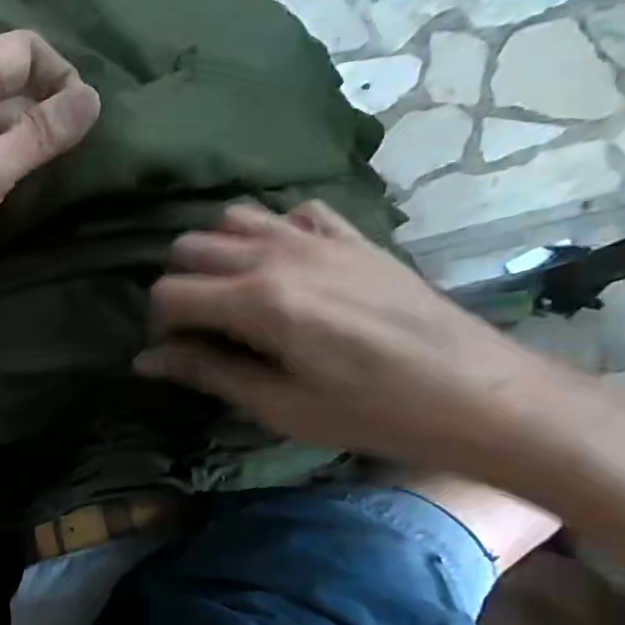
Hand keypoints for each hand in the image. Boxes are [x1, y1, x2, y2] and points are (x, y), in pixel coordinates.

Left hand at [0, 30, 101, 304]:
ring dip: (23, 141)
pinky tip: (13, 189)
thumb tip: (95, 98)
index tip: (82, 121)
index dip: (61, 76)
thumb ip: (41, 133)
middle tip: (74, 154)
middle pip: (9, 83)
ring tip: (50, 174)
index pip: (25, 49)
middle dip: (45, 111)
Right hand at [137, 202, 601, 473]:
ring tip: (233, 289)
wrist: (480, 394)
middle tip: (200, 323)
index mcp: (256, 302)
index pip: (168, 293)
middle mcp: (277, 256)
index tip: (176, 351)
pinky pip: (293, 212)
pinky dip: (274, 230)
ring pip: (233, 217)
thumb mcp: (280, 406)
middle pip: (190, 247)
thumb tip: (145, 360)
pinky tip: (286, 264)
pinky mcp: (352, 237)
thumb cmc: (372, 412)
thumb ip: (207, 372)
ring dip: (218, 250)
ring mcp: (318, 239)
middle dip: (179, 283)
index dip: (159, 323)